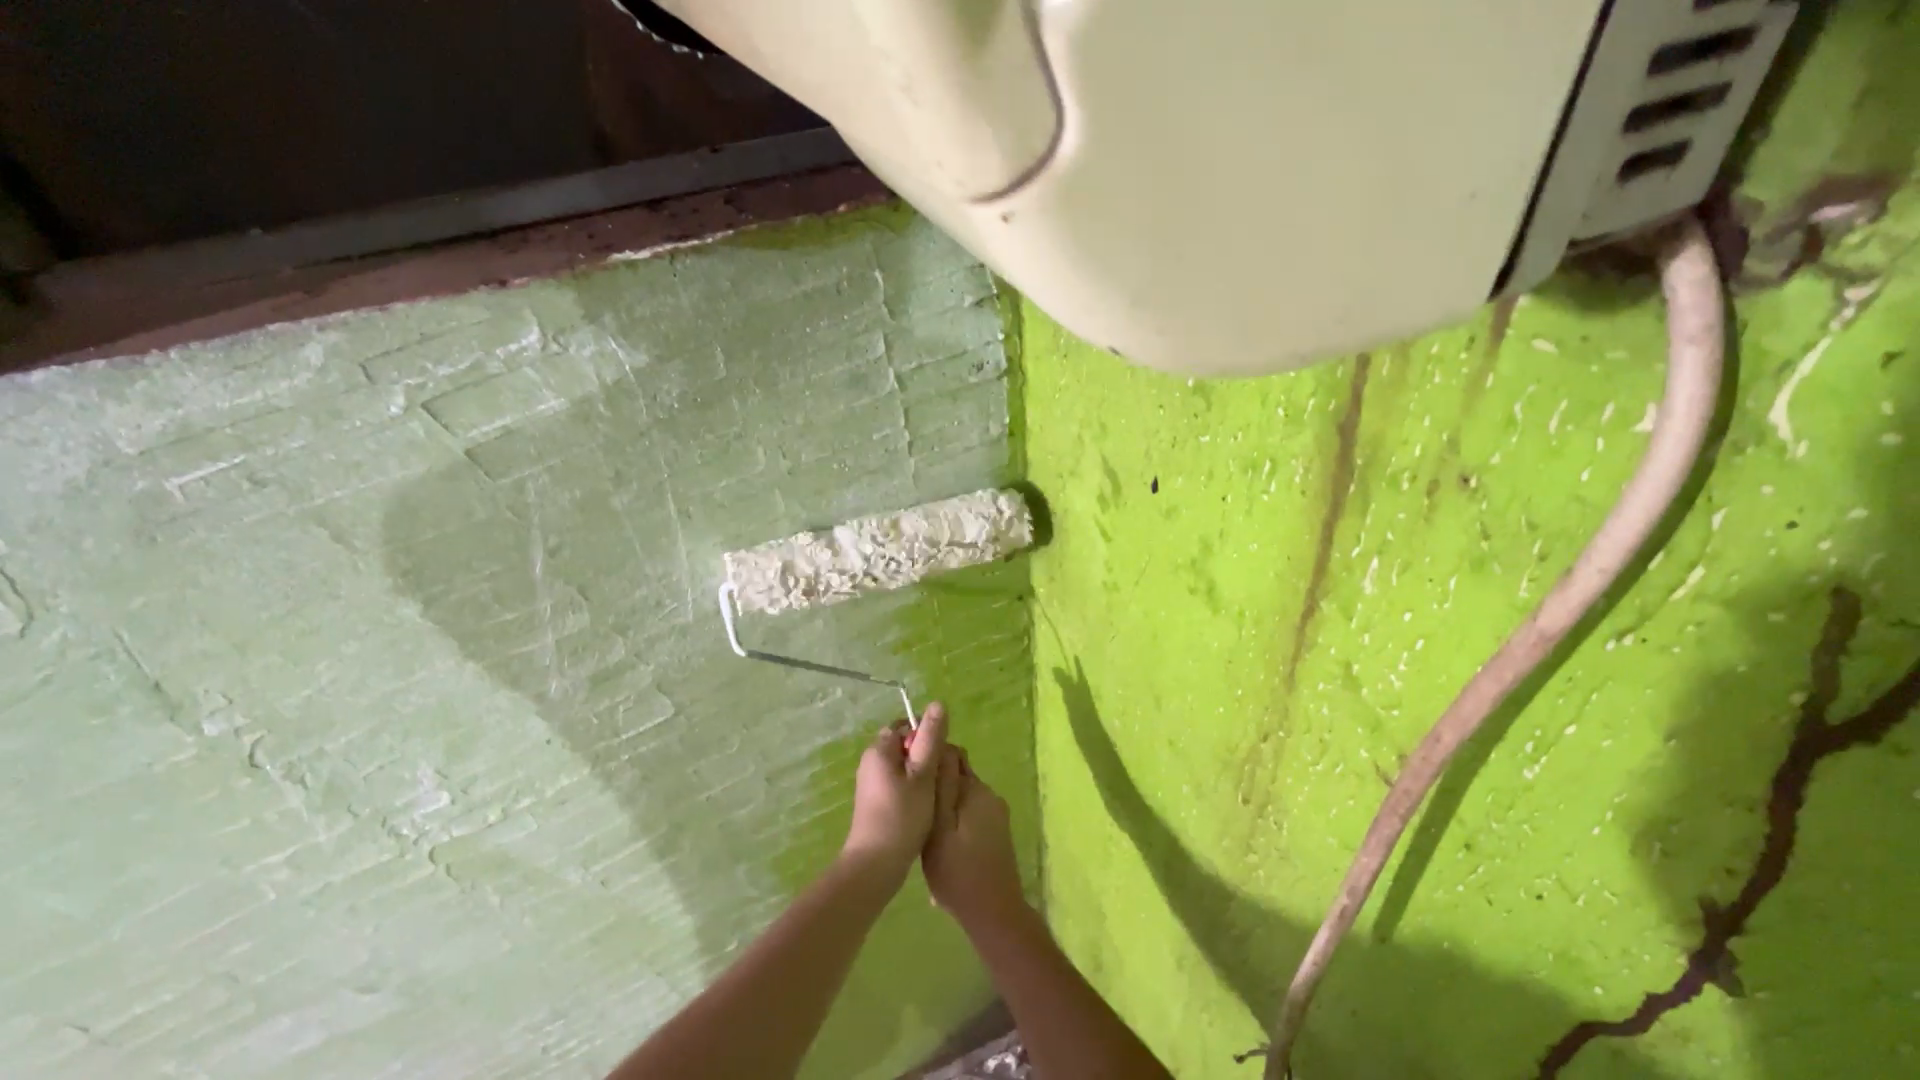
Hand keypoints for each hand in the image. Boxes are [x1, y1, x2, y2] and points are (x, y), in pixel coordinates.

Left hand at [841, 702, 947, 882]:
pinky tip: (925, 809)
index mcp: (879, 750)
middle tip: (941, 779)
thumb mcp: (923, 774)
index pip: (906, 726)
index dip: (926, 736)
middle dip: (927, 757)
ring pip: (904, 768)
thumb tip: (938, 704)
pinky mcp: (875, 802)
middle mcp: (871, 762)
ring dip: (923, 777)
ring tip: (936, 796)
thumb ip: (931, 739)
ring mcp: (871, 783)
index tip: (940, 758)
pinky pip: (899, 785)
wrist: (876, 863)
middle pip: (905, 746)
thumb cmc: (902, 816)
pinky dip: (914, 791)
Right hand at [923, 746, 1025, 929]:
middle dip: (936, 786)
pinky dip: (954, 821)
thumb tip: (941, 747)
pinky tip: (941, 842)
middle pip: (958, 776)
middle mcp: (990, 796)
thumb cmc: (957, 871)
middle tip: (912, 807)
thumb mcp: (939, 826)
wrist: (992, 912)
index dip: (929, 762)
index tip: (909, 778)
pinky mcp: (996, 832)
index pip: (951, 756)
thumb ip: (941, 786)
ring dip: (944, 806)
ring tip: (922, 827)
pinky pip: (970, 814)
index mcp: (976, 790)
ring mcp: (996, 815)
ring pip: (962, 797)